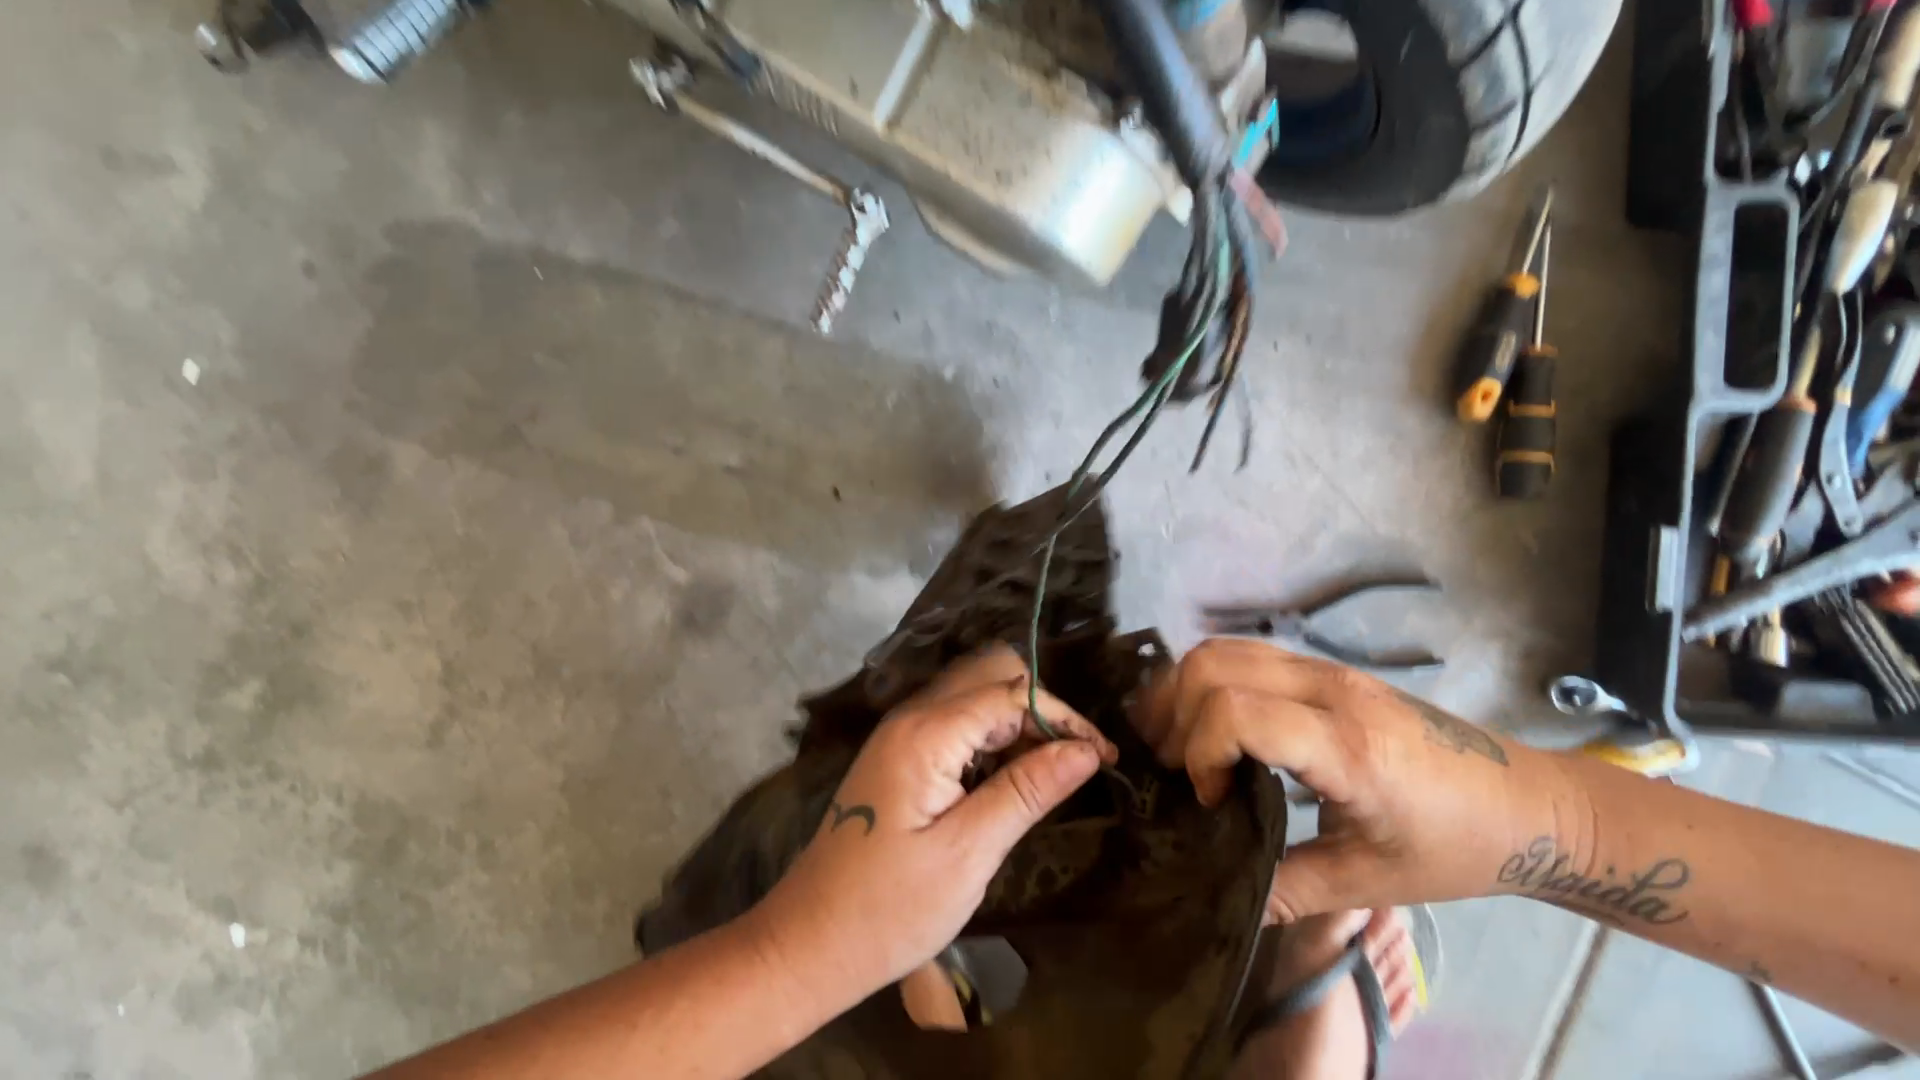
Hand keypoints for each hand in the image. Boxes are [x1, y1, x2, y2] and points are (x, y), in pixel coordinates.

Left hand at [751, 646, 1117, 1005]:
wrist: (809, 943)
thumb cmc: (890, 908)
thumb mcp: (969, 853)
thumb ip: (1027, 791)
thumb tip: (1085, 750)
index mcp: (925, 734)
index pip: (1011, 693)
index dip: (1064, 718)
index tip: (1105, 758)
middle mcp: (910, 720)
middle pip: (990, 679)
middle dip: (1041, 713)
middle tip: (1076, 765)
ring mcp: (899, 738)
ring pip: (973, 701)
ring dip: (1018, 727)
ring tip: (1052, 778)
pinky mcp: (897, 760)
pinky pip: (955, 729)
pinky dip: (991, 743)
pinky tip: (1009, 783)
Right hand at [1138, 639, 1578, 923]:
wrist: (1529, 804)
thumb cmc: (1456, 847)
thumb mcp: (1370, 881)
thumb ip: (1287, 890)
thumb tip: (1220, 901)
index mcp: (1346, 746)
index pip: (1235, 713)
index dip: (1201, 753)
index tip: (1212, 799)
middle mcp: (1330, 690)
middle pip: (1214, 665)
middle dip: (1175, 713)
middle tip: (1171, 766)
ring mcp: (1328, 670)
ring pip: (1224, 649)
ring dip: (1185, 690)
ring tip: (1175, 742)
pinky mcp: (1328, 669)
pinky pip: (1246, 654)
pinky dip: (1210, 681)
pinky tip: (1209, 723)